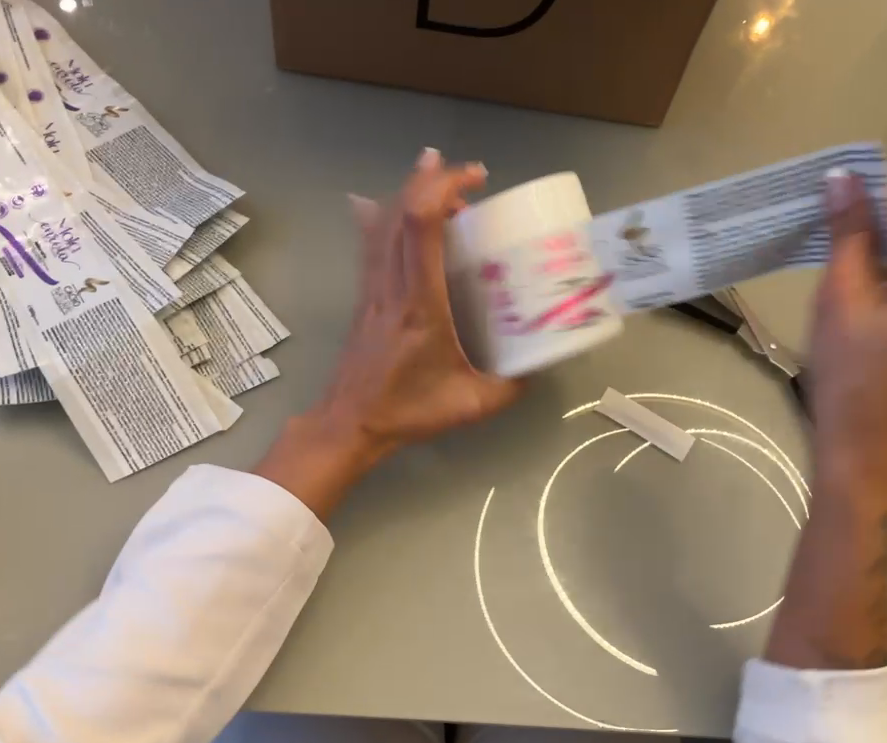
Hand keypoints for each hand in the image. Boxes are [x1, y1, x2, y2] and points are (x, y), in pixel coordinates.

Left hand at [256, 149, 518, 518]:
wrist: (350, 425)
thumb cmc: (407, 413)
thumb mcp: (469, 405)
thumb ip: (509, 388)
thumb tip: (536, 371)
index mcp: (420, 305)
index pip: (420, 227)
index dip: (444, 189)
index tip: (475, 180)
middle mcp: (392, 287)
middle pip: (400, 212)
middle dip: (432, 179)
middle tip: (469, 175)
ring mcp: (373, 291)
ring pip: (382, 223)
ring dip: (407, 192)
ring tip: (435, 174)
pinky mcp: (364, 299)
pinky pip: (370, 245)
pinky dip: (380, 217)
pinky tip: (380, 203)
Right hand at [762, 175, 886, 670]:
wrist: (864, 440)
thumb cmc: (849, 373)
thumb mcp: (841, 295)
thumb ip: (846, 231)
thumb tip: (839, 175)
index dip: (857, 211)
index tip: (821, 222)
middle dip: (871, 239)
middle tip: (829, 268)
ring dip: (880, 259)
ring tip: (845, 292)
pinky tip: (865, 303)